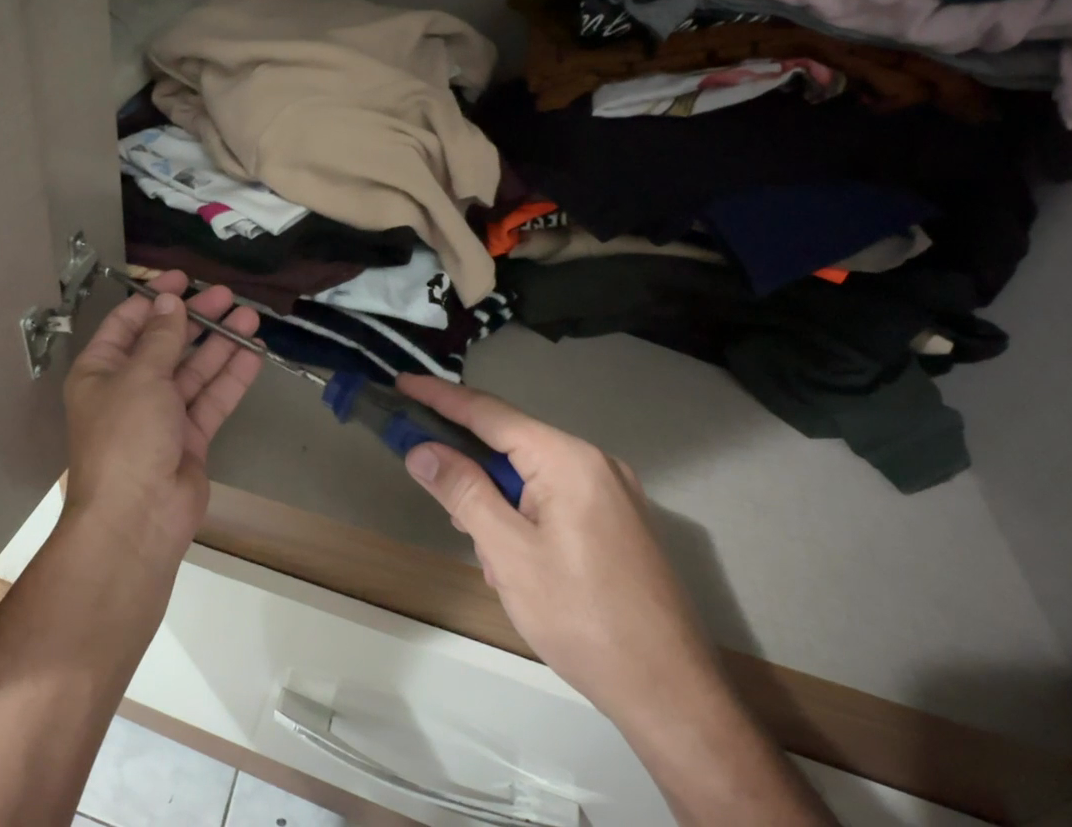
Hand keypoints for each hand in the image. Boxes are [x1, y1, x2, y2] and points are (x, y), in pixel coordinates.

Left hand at [61, 271, 262, 561]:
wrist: (137, 517)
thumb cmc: (126, 437)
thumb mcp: (139, 377)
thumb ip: (161, 338)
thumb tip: (168, 302)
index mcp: (100, 372)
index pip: (127, 325)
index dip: (154, 299)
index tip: (183, 278)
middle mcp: (128, 390)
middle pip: (165, 345)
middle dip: (195, 319)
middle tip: (226, 295)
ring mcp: (161, 416)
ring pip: (193, 371)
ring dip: (219, 344)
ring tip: (250, 316)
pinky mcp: (189, 439)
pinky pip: (211, 400)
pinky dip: (231, 378)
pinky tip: (254, 354)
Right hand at [394, 374, 727, 730]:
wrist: (668, 688)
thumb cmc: (580, 616)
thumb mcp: (508, 553)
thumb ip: (463, 492)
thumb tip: (422, 449)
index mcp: (569, 461)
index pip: (491, 414)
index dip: (441, 397)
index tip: (403, 382)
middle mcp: (596, 464)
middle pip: (512, 446)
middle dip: (471, 474)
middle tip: (442, 507)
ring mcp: (612, 494)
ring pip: (531, 480)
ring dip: (497, 508)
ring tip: (492, 562)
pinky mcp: (618, 523)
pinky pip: (554, 502)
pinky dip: (523, 522)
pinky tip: (519, 568)